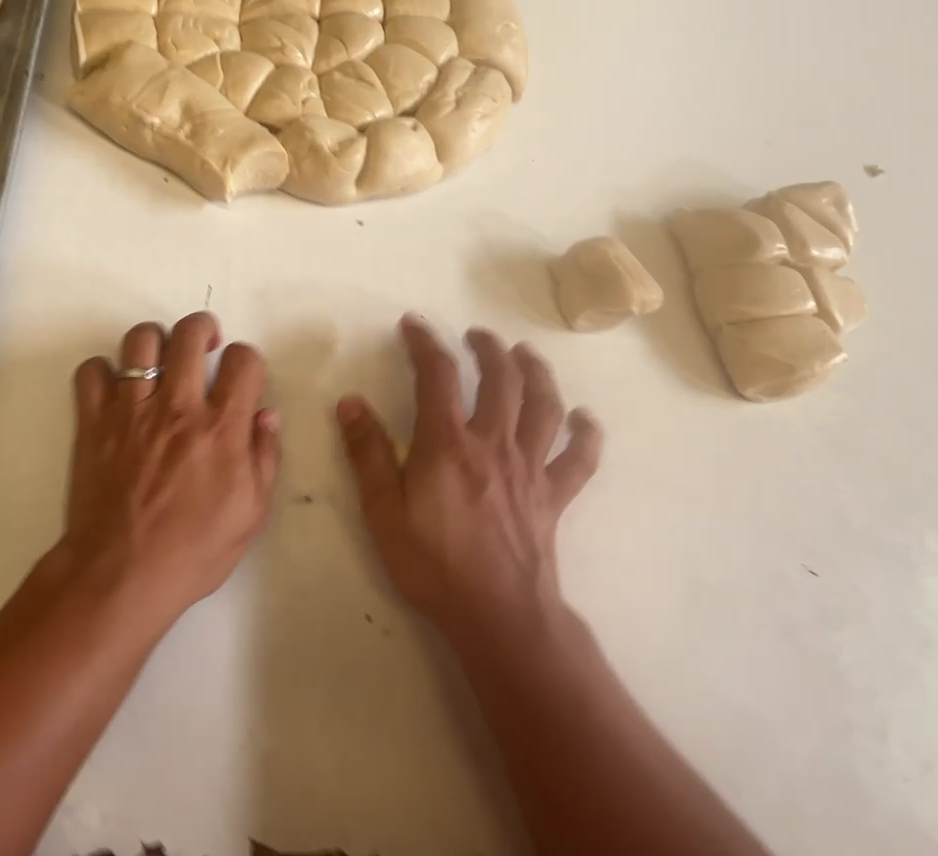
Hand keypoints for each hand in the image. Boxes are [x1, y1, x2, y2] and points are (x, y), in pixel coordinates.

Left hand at [56, 312, 281, 626]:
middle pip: (189, 334)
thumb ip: (264, 458)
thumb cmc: (193, 551)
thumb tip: (266, 417)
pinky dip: (103, 371)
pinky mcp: (93, 421)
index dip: (247, 361)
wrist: (121, 573)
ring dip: (154, 341)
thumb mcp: (251, 514)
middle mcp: (177, 407)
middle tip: (203, 346)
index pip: (243, 361)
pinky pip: (91, 371)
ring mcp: (130, 410)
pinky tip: (116, 390)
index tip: (241, 377)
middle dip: (202, 329)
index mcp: (222, 428)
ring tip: (159, 361)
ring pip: (140, 341)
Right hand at [337, 317, 602, 640]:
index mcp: (447, 443)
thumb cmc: (432, 564)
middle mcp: (494, 444)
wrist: (498, 613)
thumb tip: (351, 403)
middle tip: (476, 336)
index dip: (425, 343)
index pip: (438, 376)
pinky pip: (579, 458)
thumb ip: (367, 454)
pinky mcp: (554, 496)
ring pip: (543, 405)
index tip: (414, 325)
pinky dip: (586, 433)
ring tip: (525, 355)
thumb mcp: (382, 511)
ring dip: (536, 372)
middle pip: (501, 379)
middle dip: (488, 349)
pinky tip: (584, 419)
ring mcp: (531, 468)